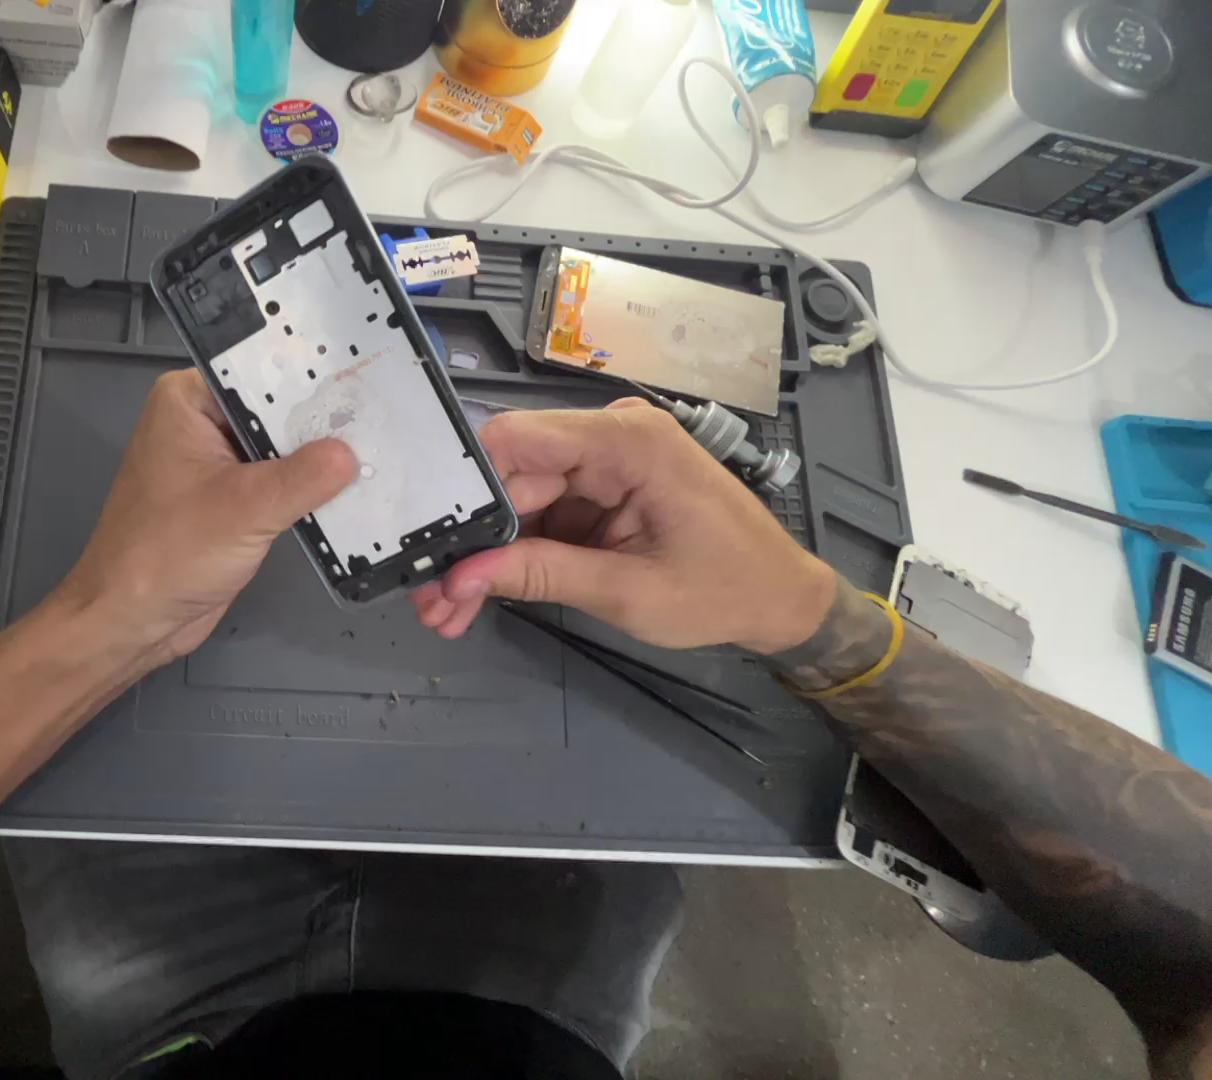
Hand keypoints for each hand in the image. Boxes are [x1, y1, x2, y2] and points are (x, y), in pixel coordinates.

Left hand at [53, 368, 355, 667]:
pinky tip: (354, 489)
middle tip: (386, 415)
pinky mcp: (230, 502)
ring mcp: (216, 465)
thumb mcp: (244, 508)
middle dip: (323, 421)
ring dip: (320, 460)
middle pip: (274, 410)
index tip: (366, 376)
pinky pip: (277, 484)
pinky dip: (308, 491)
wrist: (132, 620)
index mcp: (187, 401)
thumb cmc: (170, 554)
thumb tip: (351, 453)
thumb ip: (303, 477)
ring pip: (280, 449)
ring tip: (381, 449)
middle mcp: (201, 424)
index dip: (311, 376)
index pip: (259, 372)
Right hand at [411, 399, 835, 652]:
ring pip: (516, 502)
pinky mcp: (595, 489)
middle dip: (469, 540)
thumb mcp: (629, 591)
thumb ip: (542, 575)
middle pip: (510, 477)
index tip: (430, 540)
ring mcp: (600, 463)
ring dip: (483, 557)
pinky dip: (511, 556)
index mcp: (627, 443)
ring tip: (447, 610)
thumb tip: (459, 580)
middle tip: (431, 598)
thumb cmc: (725, 591)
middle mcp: (608, 438)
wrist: (781, 600)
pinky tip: (479, 596)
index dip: (467, 486)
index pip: (517, 439)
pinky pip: (538, 515)